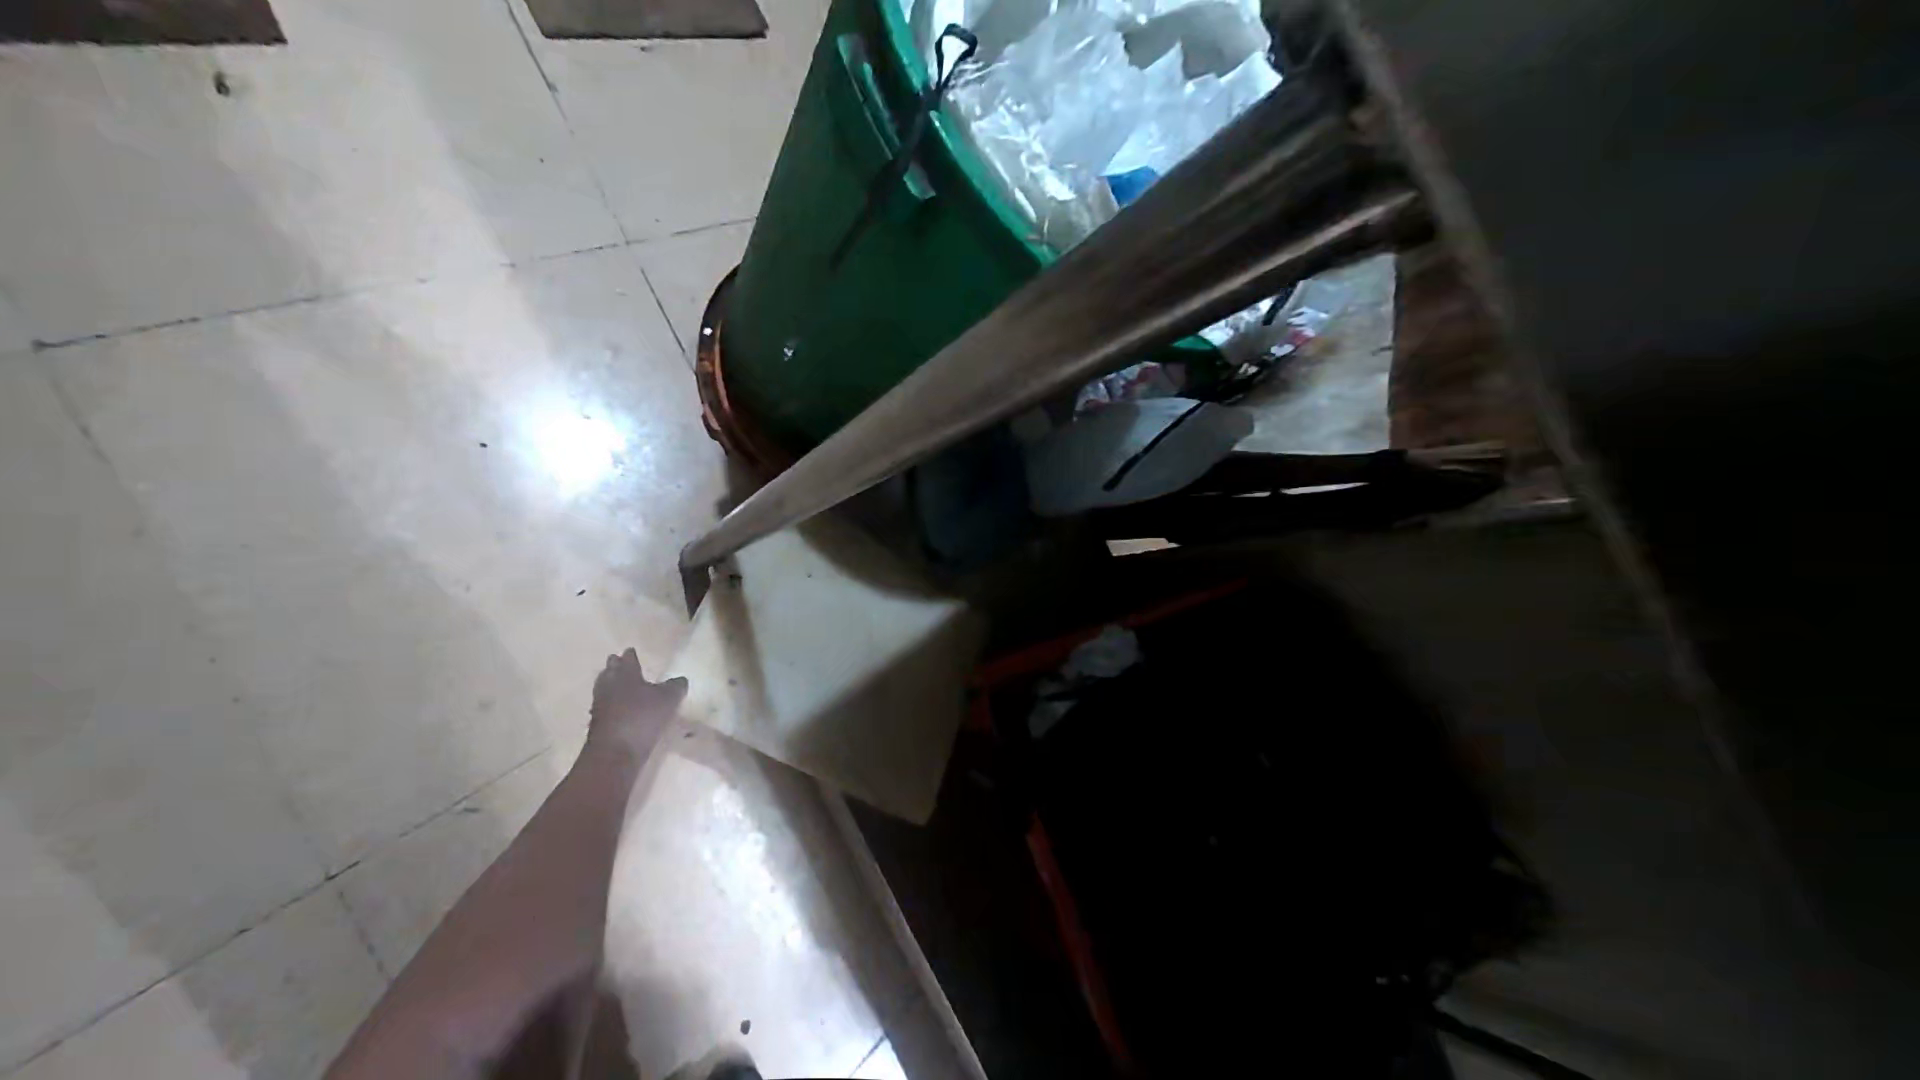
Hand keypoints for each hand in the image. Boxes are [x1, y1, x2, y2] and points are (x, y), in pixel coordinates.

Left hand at [586, 648, 686, 761]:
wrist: (614, 752)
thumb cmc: (643, 718)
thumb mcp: (668, 699)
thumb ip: (675, 686)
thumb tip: (680, 680)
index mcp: (626, 675)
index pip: (628, 660)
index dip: (630, 655)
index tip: (630, 650)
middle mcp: (609, 687)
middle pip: (610, 672)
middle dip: (614, 667)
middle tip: (617, 661)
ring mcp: (600, 706)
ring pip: (604, 689)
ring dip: (609, 684)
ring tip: (616, 684)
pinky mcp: (598, 725)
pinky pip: (604, 707)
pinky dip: (610, 704)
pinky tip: (617, 708)